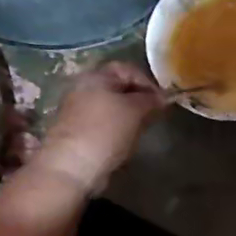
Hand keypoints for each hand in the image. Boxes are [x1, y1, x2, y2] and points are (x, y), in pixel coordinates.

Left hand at [30, 62, 165, 193]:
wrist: (72, 166)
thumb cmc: (106, 130)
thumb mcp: (135, 110)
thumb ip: (150, 100)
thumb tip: (162, 98)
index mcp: (95, 76)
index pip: (128, 70)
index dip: (148, 83)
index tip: (163, 101)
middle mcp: (84, 88)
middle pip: (119, 88)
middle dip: (140, 100)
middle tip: (155, 115)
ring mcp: (79, 111)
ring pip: (112, 107)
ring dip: (130, 116)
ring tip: (143, 130)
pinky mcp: (79, 131)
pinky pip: (104, 124)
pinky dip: (118, 129)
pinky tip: (126, 141)